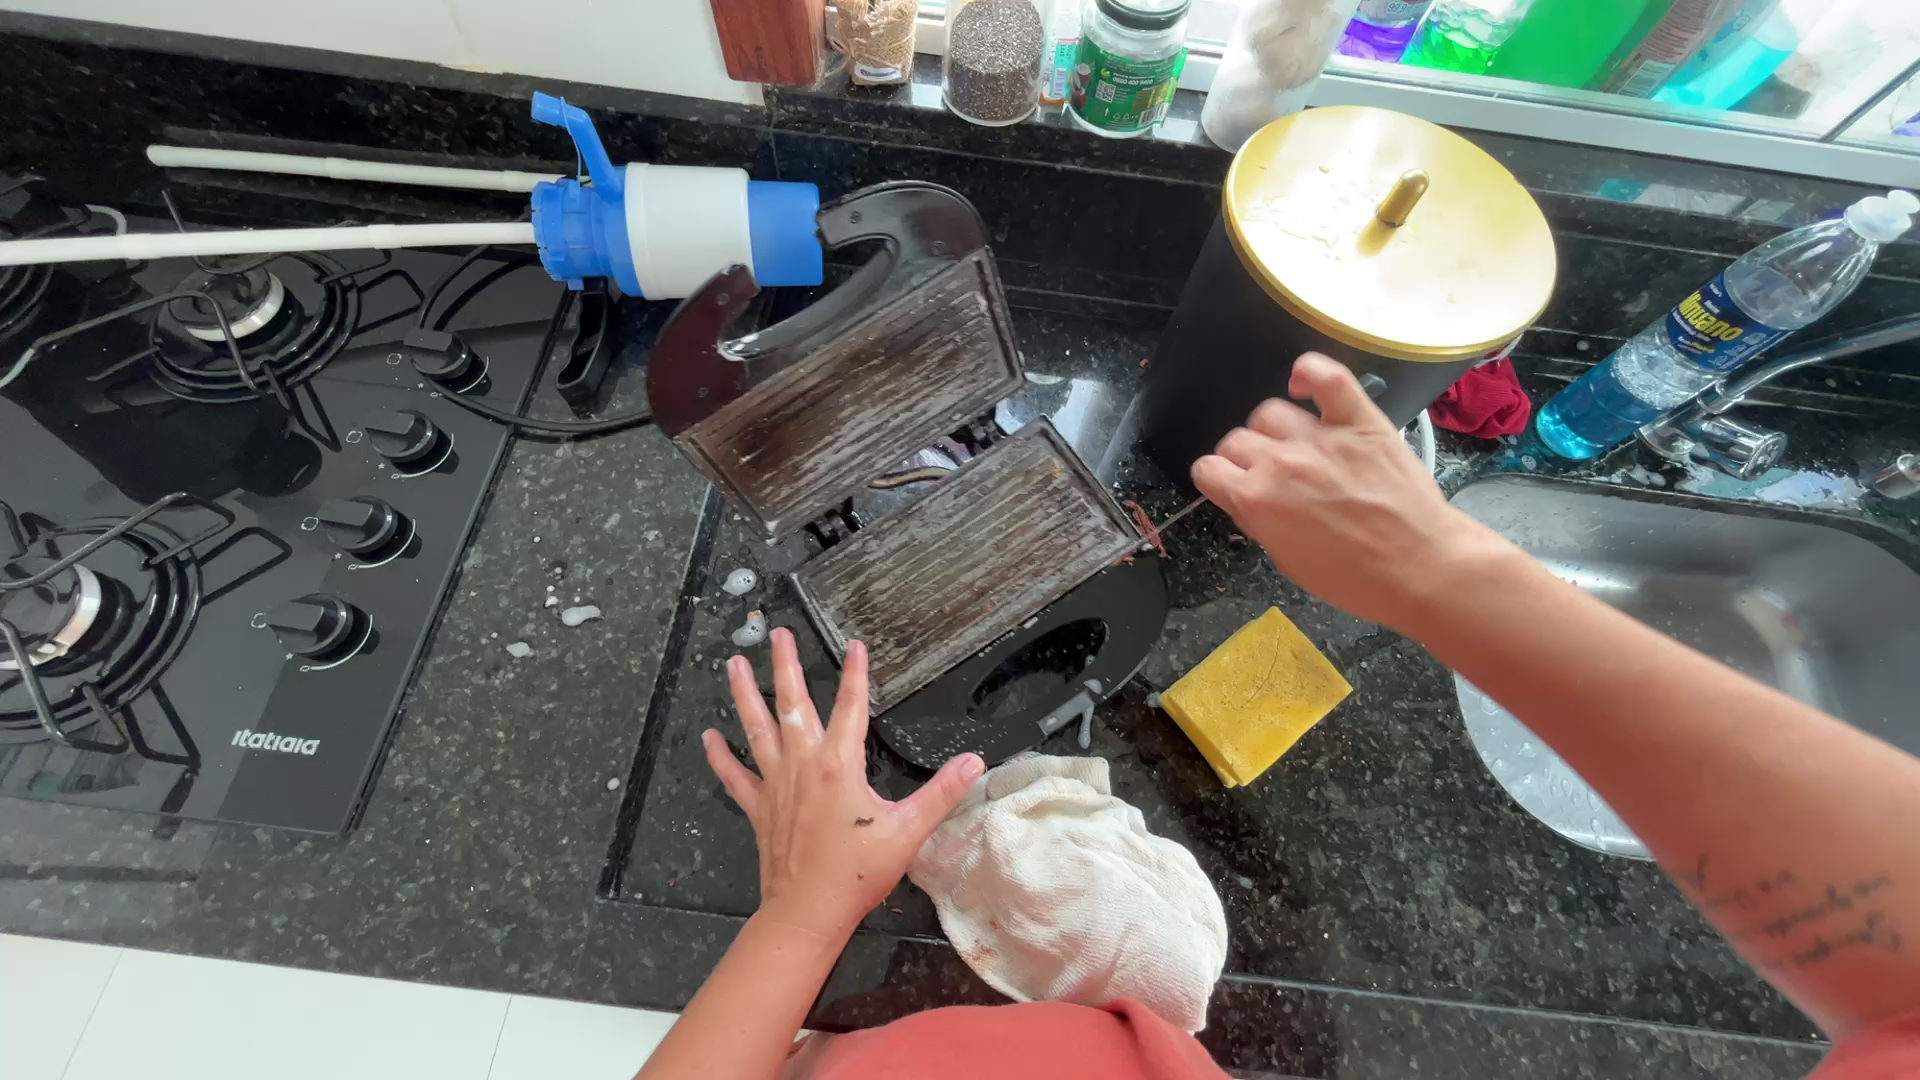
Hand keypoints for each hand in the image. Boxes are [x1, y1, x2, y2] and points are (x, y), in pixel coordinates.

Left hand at [702, 627, 984, 939]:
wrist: (807, 912)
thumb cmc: (858, 871)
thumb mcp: (908, 831)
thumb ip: (941, 793)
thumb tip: (974, 761)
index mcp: (838, 763)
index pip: (851, 705)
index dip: (856, 672)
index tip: (855, 644)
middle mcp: (802, 763)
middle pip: (792, 703)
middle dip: (785, 664)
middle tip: (776, 632)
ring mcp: (775, 783)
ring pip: (757, 728)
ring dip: (745, 694)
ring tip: (734, 662)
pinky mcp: (758, 806)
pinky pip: (735, 775)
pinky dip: (720, 756)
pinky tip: (708, 736)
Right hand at [1190, 352, 1513, 629]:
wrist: (1421, 568)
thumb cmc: (1352, 577)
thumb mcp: (1284, 559)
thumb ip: (1256, 520)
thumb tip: (1246, 497)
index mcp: (1255, 500)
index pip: (1207, 469)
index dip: (1215, 478)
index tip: (1229, 485)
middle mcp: (1280, 463)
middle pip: (1235, 439)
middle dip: (1242, 457)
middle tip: (1265, 474)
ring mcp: (1321, 438)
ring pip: (1269, 412)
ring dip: (1271, 429)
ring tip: (1291, 443)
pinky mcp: (1360, 422)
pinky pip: (1328, 378)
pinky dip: (1310, 373)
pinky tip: (1303, 385)